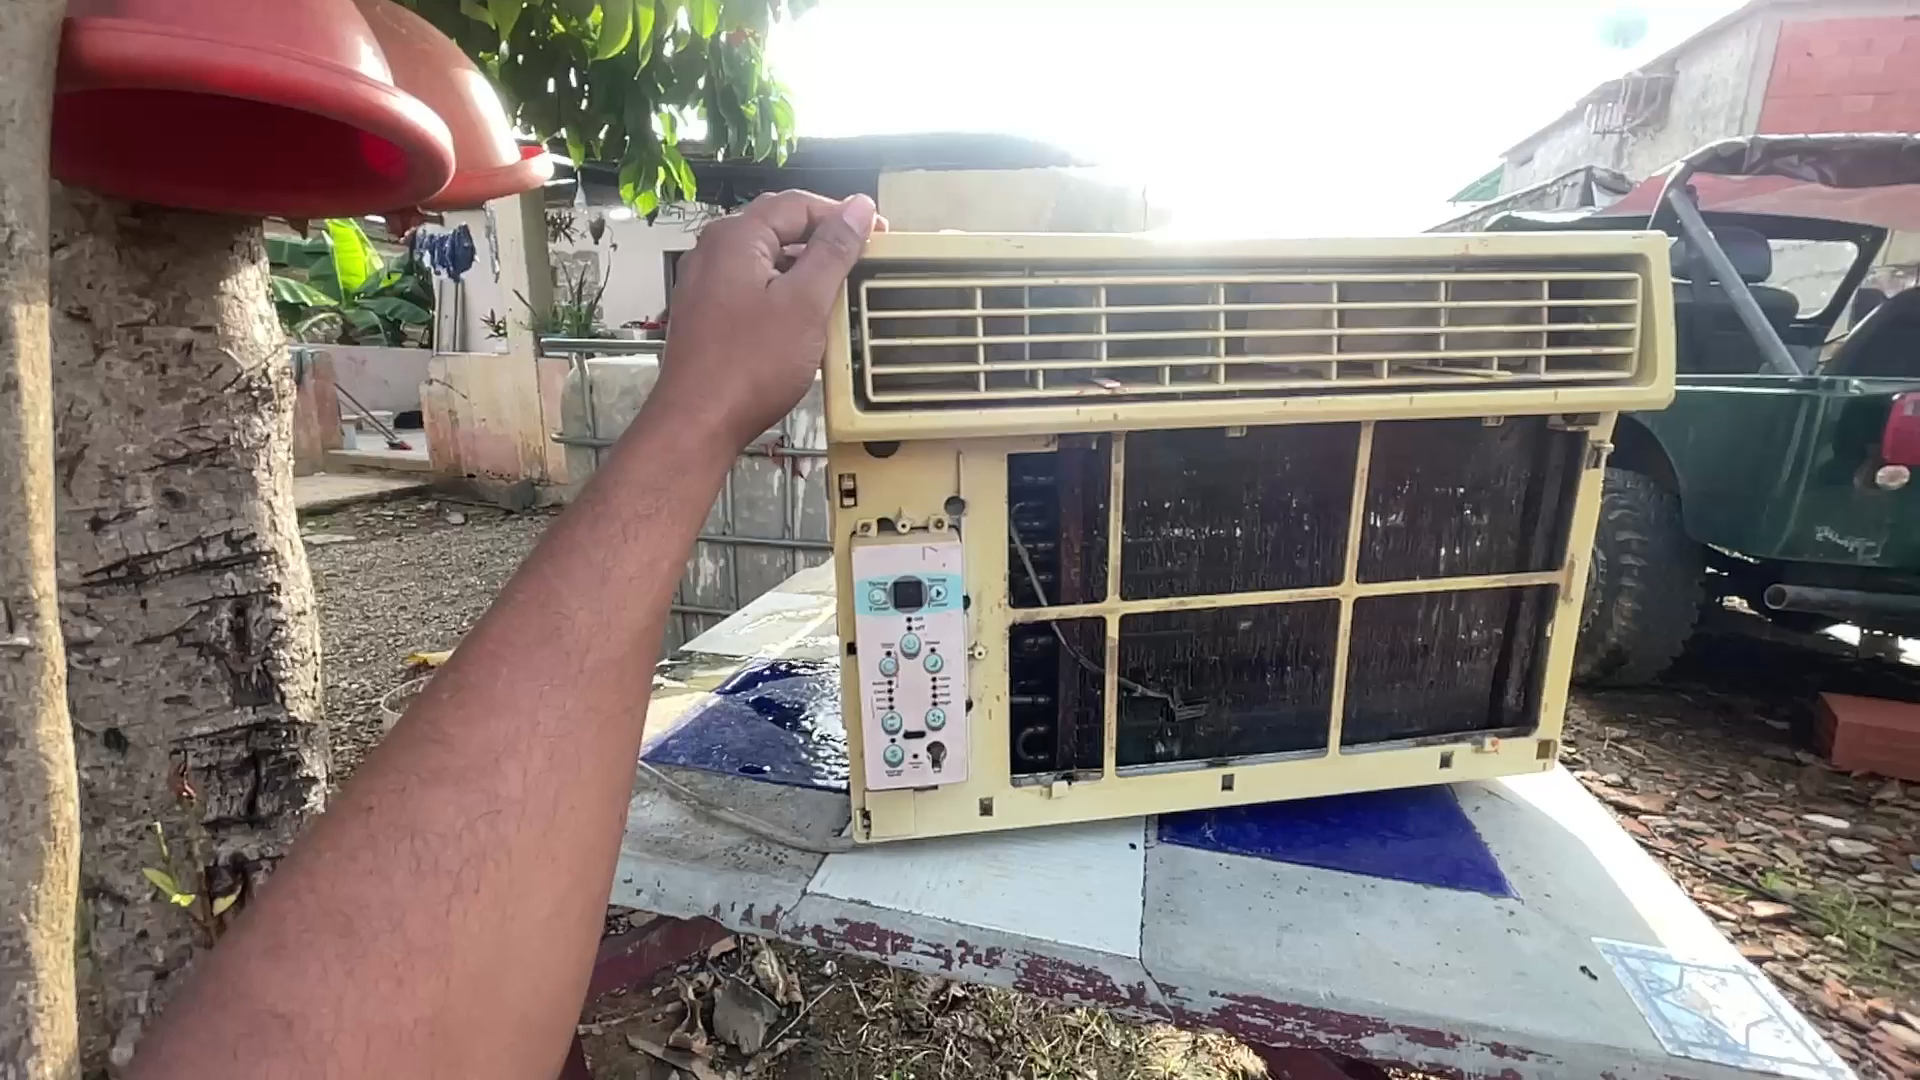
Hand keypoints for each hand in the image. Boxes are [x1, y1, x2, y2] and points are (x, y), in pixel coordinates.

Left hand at [649, 190, 884, 451]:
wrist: (700, 421)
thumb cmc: (750, 366)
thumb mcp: (805, 303)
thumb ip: (833, 251)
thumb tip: (859, 208)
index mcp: (735, 238)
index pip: (796, 204)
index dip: (841, 214)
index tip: (877, 233)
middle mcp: (713, 253)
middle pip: (777, 228)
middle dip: (823, 239)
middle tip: (862, 257)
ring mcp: (705, 285)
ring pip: (765, 260)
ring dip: (804, 268)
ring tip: (838, 288)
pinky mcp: (707, 316)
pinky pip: (752, 289)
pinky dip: (783, 292)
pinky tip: (803, 318)